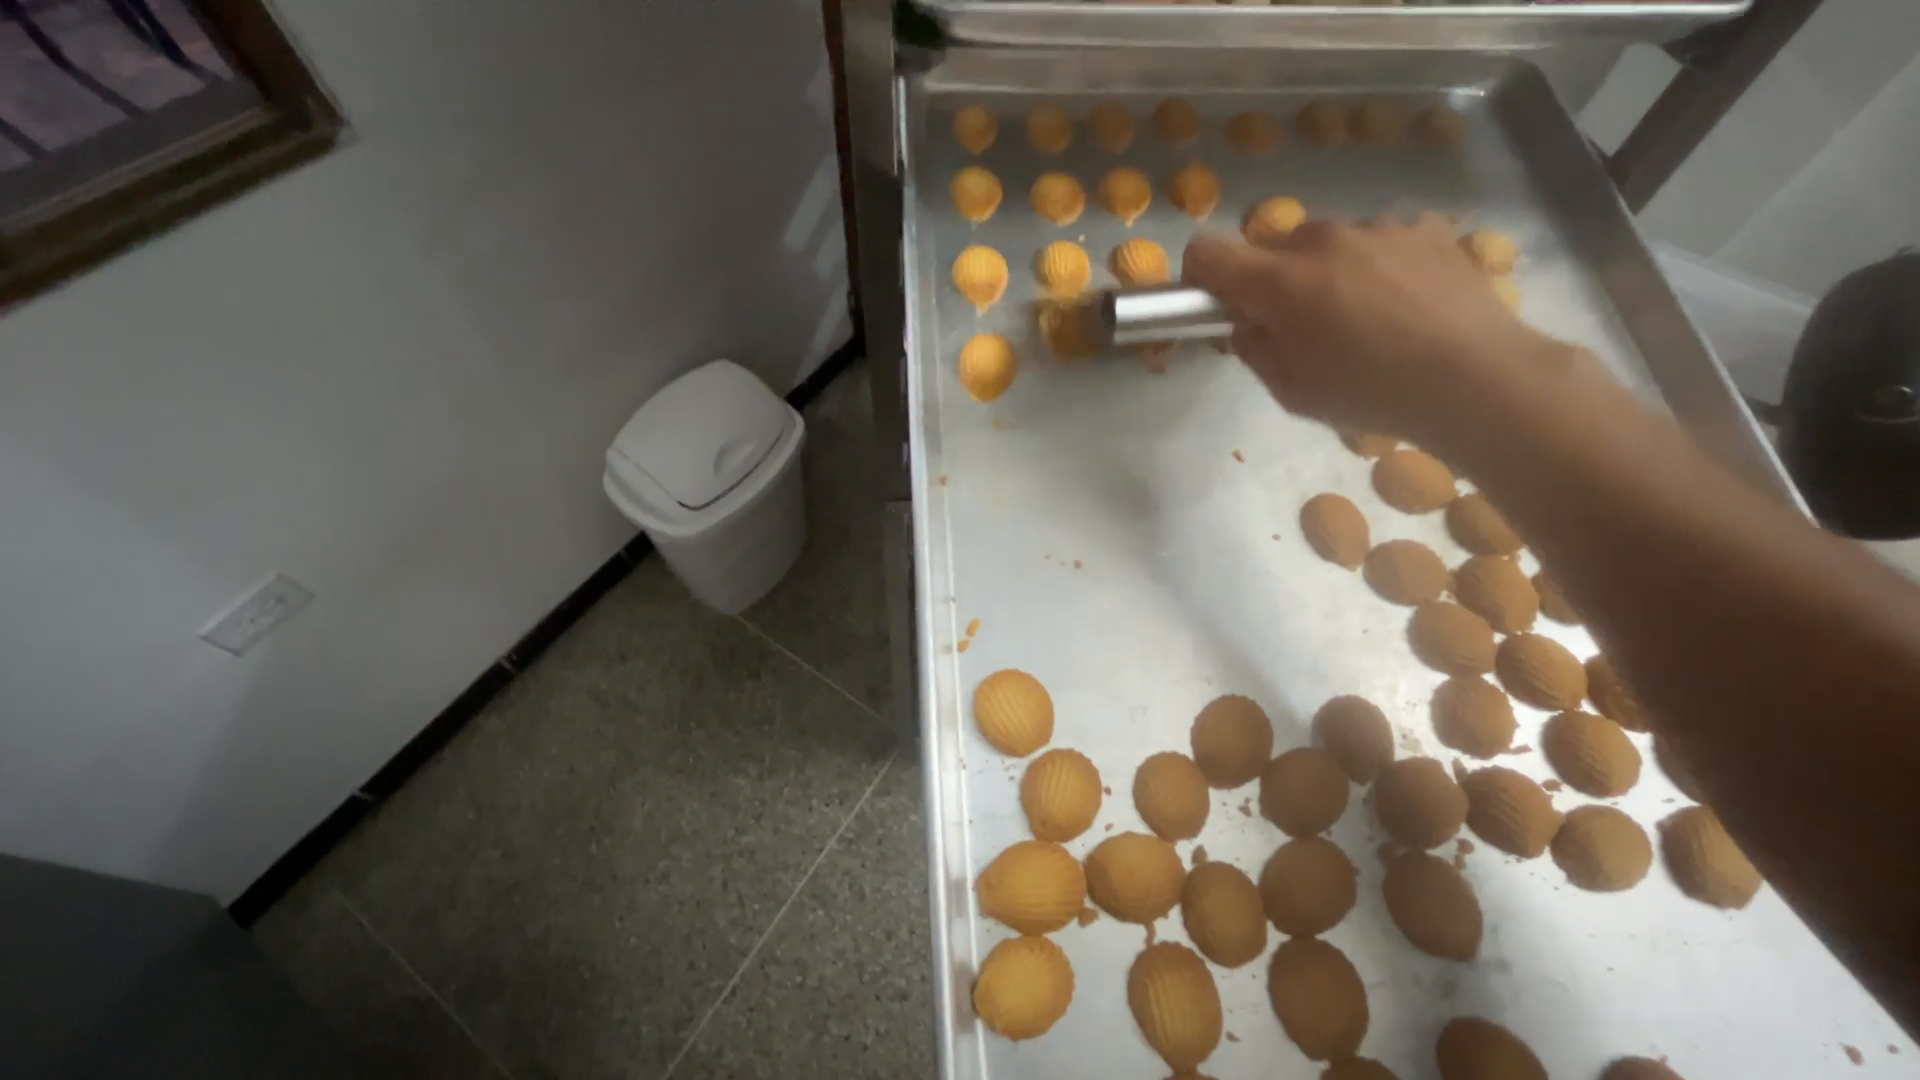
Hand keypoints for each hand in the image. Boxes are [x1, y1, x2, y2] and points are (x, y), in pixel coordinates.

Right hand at [1182, 215, 1555, 443]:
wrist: (1477, 378)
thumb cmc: (1371, 394)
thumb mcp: (1293, 392)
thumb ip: (1254, 350)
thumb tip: (1246, 324)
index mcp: (1280, 282)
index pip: (1208, 253)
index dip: (1199, 276)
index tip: (1214, 302)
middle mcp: (1322, 240)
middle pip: (1269, 245)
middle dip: (1270, 278)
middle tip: (1298, 322)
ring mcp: (1376, 228)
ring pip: (1325, 241)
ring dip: (1325, 270)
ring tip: (1363, 316)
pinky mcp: (1422, 227)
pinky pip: (1376, 240)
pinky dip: (1374, 265)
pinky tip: (1403, 303)